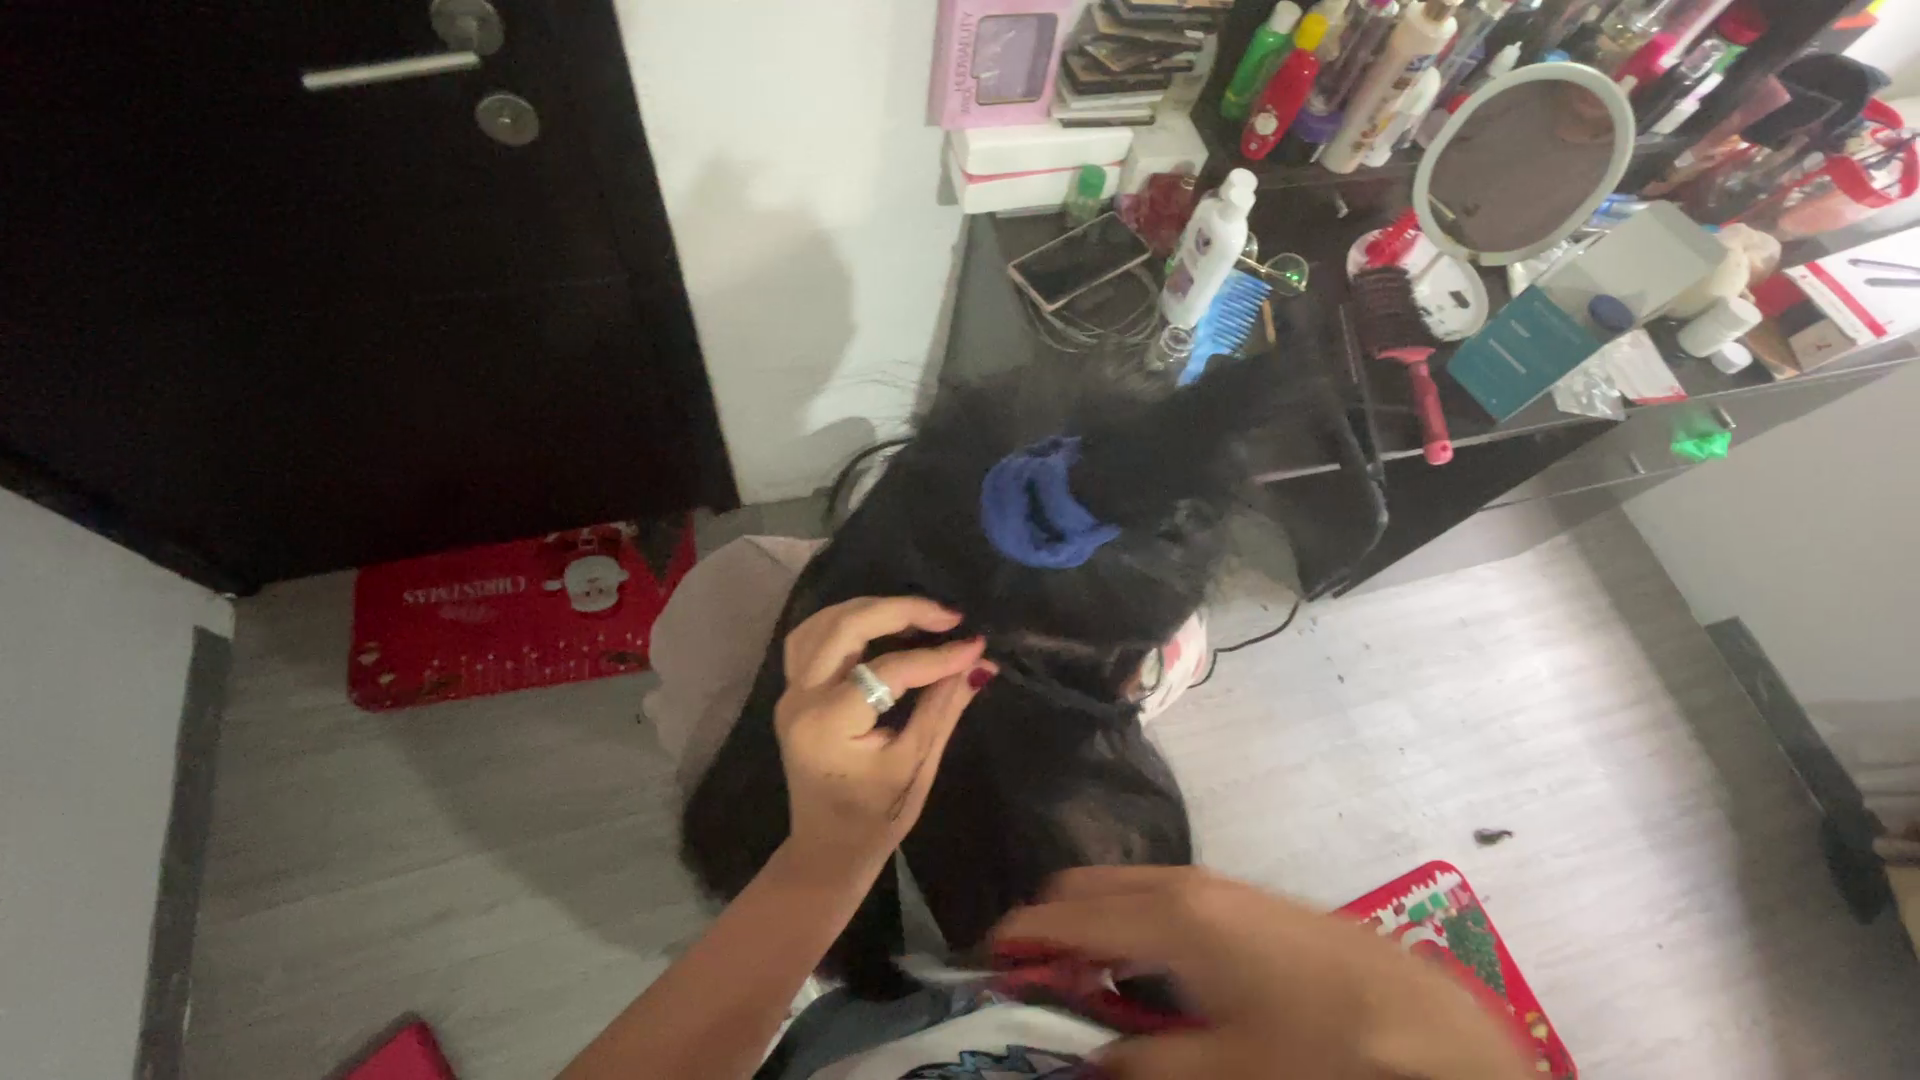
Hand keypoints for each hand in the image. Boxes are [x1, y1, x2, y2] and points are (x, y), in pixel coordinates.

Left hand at [775, 596, 994, 877]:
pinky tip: (878, 622)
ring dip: (872, 609)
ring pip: (823, 623)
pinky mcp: (794, 692)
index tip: (975, 644)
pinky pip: (811, 638)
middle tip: (948, 616)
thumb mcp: (916, 767)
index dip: (935, 656)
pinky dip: (846, 621)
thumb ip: (943, 709)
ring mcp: (790, 693)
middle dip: (900, 611)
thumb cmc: (875, 820)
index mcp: (829, 726)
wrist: (826, 850)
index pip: (887, 671)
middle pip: (845, 628)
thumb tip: (979, 663)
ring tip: (919, 614)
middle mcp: (800, 701)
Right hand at [992, 867, 1533, 1079]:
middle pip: (1084, 887)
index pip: (1064, 915)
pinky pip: (1155, 899)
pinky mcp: (1239, 900)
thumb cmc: (1320, 1048)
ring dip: (1088, 926)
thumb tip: (1084, 1058)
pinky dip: (1126, 926)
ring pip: (1120, 888)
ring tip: (1075, 984)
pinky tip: (1139, 975)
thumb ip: (1142, 1061)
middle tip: (1028, 985)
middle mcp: (1181, 885)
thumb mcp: (1222, 1069)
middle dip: (1048, 929)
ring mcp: (1214, 886)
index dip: (1017, 940)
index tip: (981, 969)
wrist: (1430, 1025)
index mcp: (1168, 917)